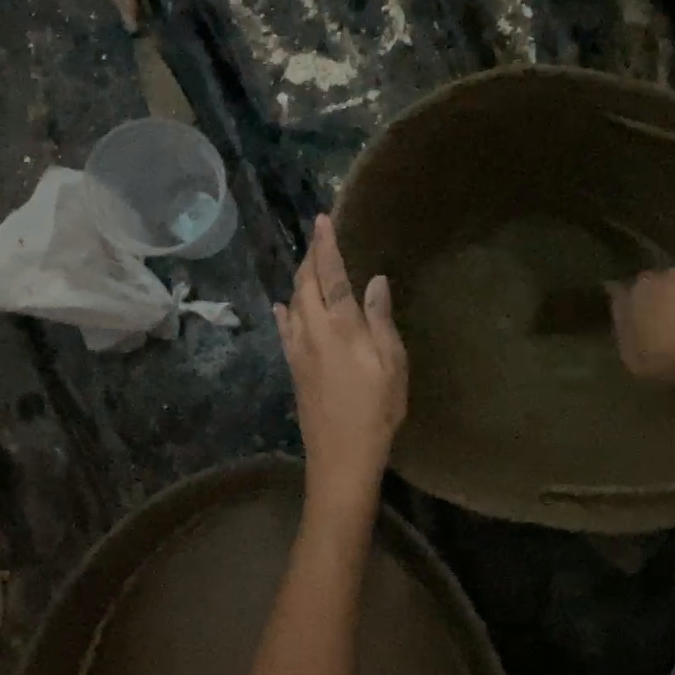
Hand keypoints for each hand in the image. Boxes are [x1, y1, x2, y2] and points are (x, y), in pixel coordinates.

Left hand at [275, 215, 408, 496]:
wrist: (341, 455)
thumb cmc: (376, 411)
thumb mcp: (392, 365)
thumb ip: (380, 320)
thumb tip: (375, 281)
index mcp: (341, 326)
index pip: (332, 275)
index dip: (326, 246)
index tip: (322, 219)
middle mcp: (312, 331)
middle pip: (305, 283)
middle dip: (309, 257)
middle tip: (318, 237)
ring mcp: (298, 349)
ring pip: (292, 302)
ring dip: (298, 279)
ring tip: (308, 265)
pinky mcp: (293, 367)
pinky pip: (284, 329)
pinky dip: (284, 310)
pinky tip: (282, 305)